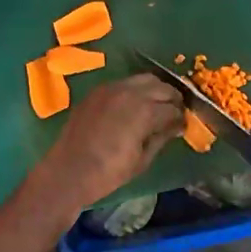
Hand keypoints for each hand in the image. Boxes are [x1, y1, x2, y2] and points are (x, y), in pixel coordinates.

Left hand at [34, 75, 183, 207]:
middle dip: (172, 99)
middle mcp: (130, 92)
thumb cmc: (108, 172)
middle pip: (162, 87)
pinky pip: (124, 83)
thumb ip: (161, 138)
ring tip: (157, 106)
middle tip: (174, 114)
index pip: (173, 109)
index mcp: (144, 111)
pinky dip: (136, 89)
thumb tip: (175, 127)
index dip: (180, 119)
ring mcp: (112, 88)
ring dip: (155, 90)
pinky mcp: (98, 90)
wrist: (68, 171)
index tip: (182, 127)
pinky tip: (135, 104)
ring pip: (144, 79)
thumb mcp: (142, 160)